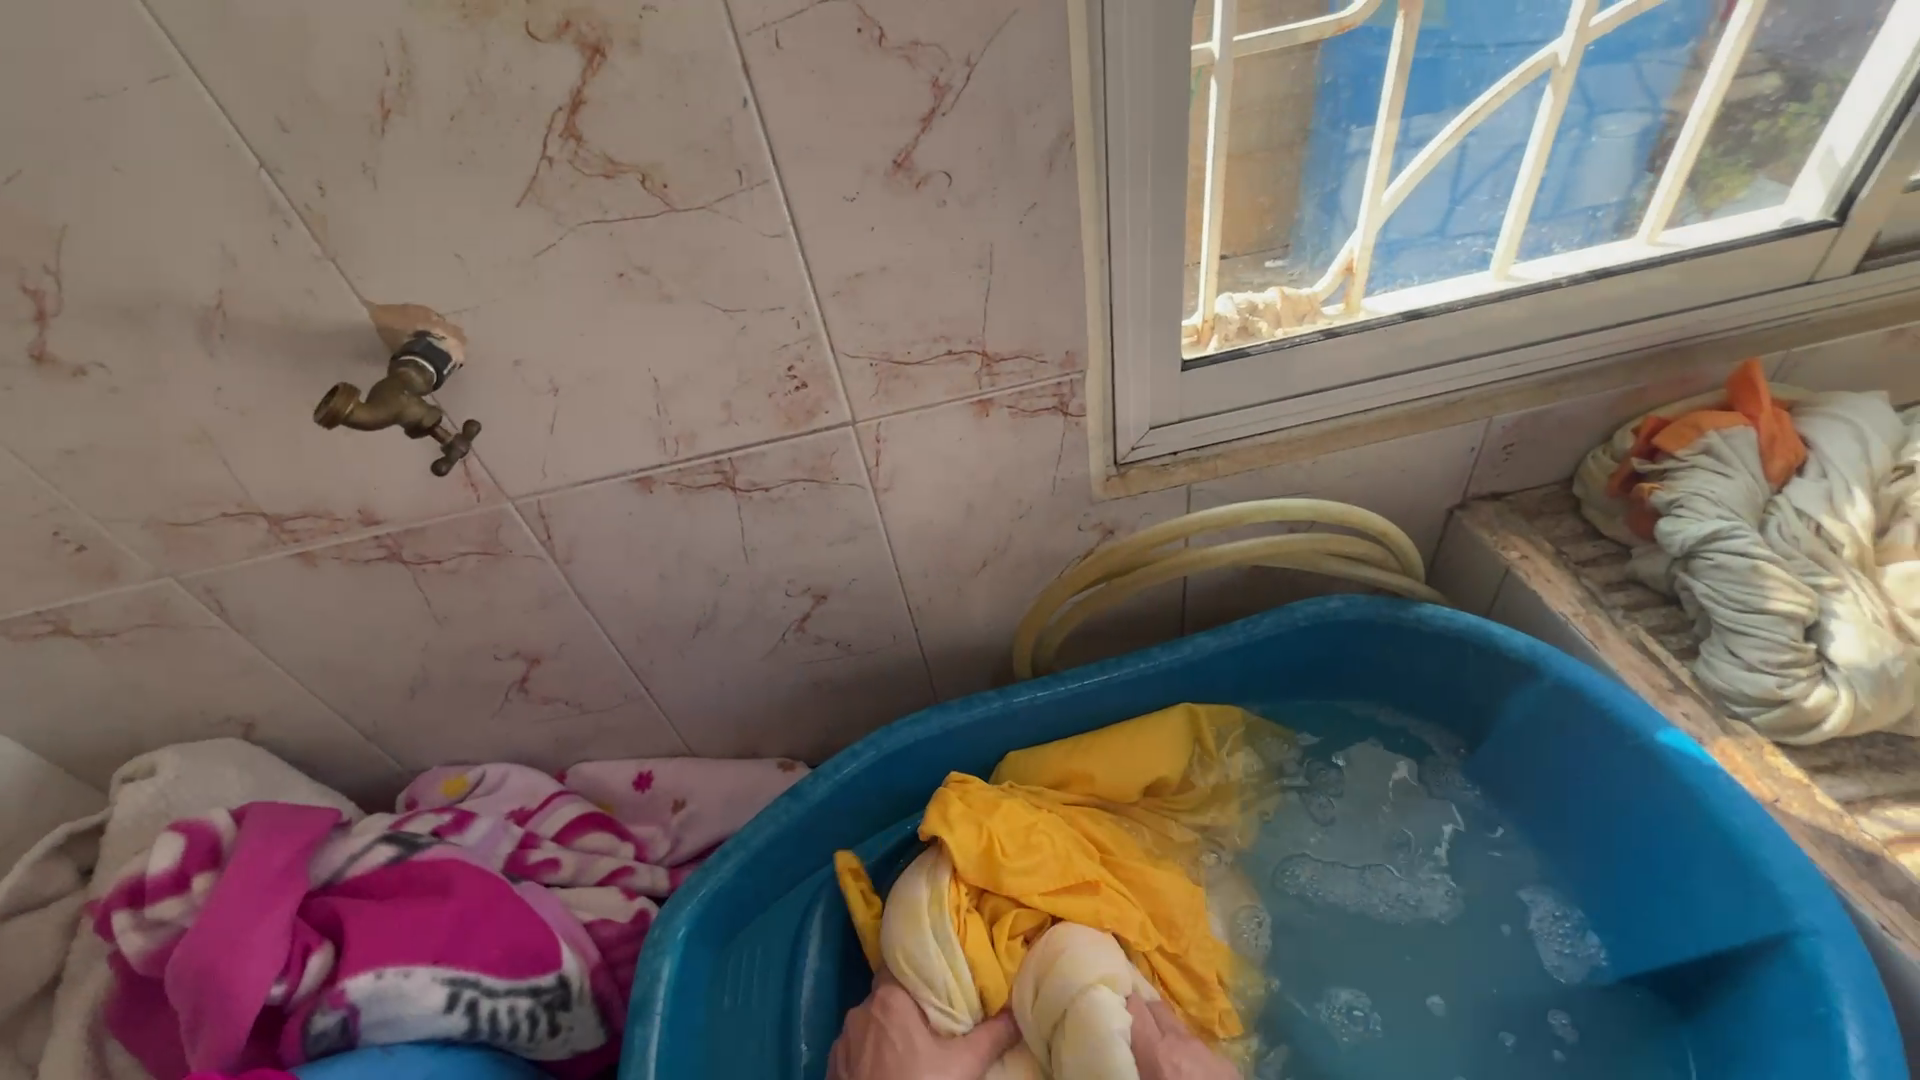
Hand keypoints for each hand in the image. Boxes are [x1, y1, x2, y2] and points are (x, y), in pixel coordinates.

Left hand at [827, 969, 1020, 1079]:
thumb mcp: (964, 1065)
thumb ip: (992, 1035)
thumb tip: (1018, 1012)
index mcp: (888, 998)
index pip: (899, 965)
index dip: (916, 969)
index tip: (935, 978)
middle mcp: (860, 1011)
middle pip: (887, 996)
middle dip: (907, 1006)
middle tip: (932, 1022)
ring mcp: (842, 1041)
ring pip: (870, 1024)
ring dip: (887, 1032)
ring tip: (911, 1051)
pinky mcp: (832, 1069)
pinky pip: (854, 1050)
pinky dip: (869, 1056)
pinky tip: (887, 1072)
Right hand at [1127, 996, 1239, 1079]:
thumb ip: (1133, 1067)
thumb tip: (1120, 1057)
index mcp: (1156, 1051)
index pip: (1135, 1005)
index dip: (1123, 1001)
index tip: (1111, 1003)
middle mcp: (1179, 1041)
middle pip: (1156, 1006)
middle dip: (1143, 1011)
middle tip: (1132, 1024)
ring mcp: (1205, 1049)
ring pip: (1178, 1027)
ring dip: (1167, 1033)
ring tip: (1160, 1050)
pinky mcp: (1225, 1062)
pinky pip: (1199, 1047)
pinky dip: (1188, 1052)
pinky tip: (1188, 1070)